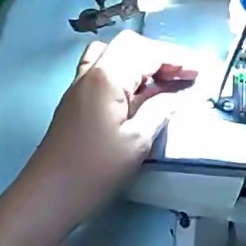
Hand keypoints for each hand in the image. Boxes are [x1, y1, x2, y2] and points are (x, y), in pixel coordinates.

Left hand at [16, 30, 201, 230]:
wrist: (44, 199)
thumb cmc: (93, 171)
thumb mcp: (137, 141)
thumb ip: (161, 109)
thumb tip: (179, 93)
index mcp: (107, 76)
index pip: (148, 52)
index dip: (178, 59)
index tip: (201, 72)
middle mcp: (91, 71)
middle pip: (131, 46)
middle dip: (161, 56)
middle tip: (185, 75)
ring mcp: (80, 85)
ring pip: (115, 55)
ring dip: (142, 61)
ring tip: (163, 81)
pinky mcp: (76, 101)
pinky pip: (104, 70)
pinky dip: (126, 73)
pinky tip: (138, 94)